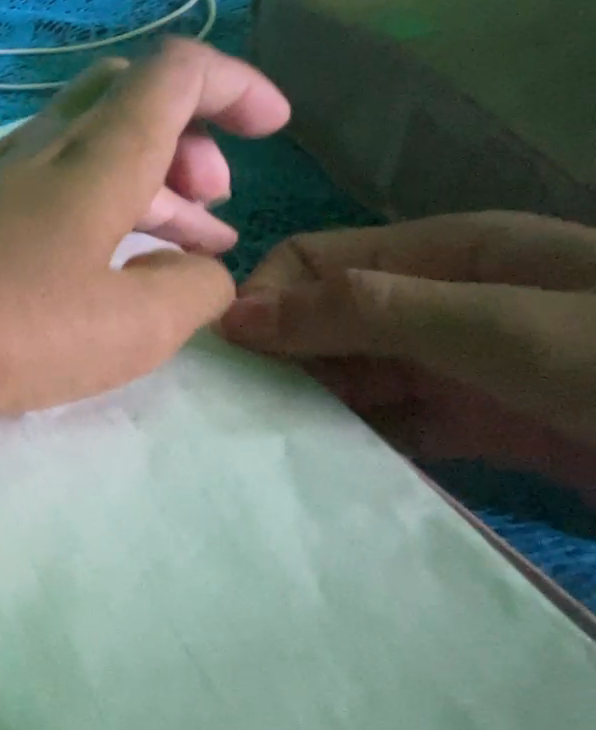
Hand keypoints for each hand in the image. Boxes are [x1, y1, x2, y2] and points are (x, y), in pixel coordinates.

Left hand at [0, 39, 290, 423]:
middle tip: (210, 205)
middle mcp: (28, 153)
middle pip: (115, 98)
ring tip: (169, 250)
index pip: (172, 72)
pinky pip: (24, 185)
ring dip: (131, 181)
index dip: (234, 83)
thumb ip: (191, 291)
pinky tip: (76, 263)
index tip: (273, 127)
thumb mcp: (128, 330)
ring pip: (70, 147)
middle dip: (183, 136)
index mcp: (88, 160)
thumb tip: (196, 268)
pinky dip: (72, 206)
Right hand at [220, 212, 595, 498]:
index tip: (226, 362)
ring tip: (267, 450)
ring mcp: (456, 370)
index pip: (306, 262)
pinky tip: (321, 473)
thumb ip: (365, 312)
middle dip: (272, 362)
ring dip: (303, 410)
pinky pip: (385, 433)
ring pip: (343, 379)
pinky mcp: (475, 432)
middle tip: (234, 415)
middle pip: (316, 322)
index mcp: (441, 256)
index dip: (260, 302)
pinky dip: (349, 449)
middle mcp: (434, 305)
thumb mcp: (503, 324)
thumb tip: (231, 315)